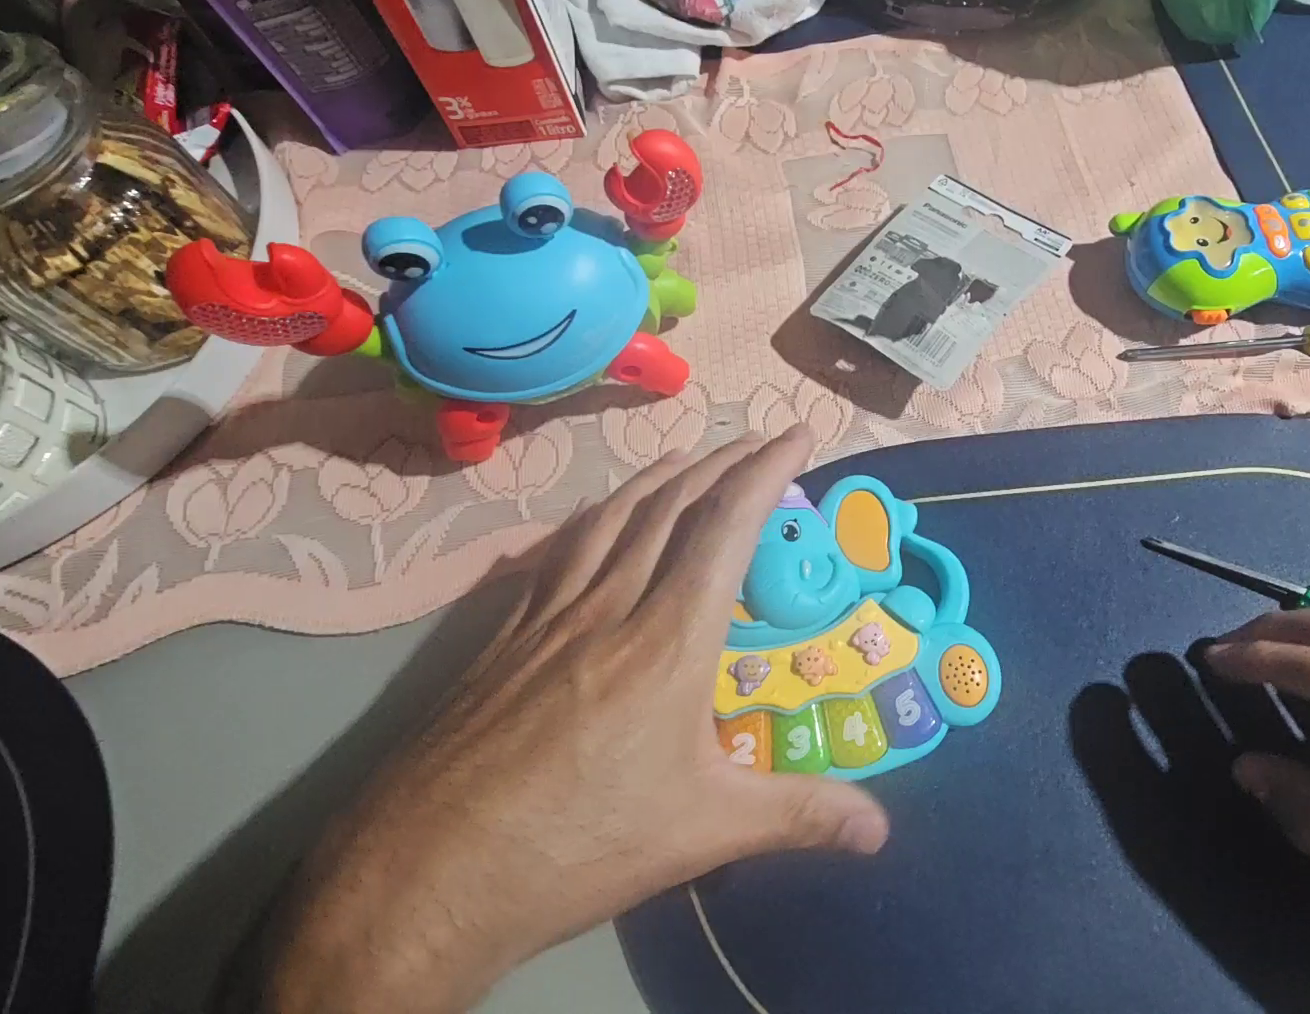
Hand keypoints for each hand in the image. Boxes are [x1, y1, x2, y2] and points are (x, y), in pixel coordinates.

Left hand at [258, 428, 887, 1013]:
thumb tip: (882, 831)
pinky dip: (595, 517)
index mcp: (669, 640)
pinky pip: (559, 551)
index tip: (797, 435)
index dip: (766, 472)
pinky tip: (596, 517)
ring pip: (611, 518)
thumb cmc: (581, 844)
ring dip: (658, 476)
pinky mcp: (504, 635)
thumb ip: (799, 816)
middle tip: (756, 438)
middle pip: (671, 507)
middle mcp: (611, 606)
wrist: (427, 873)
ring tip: (688, 454)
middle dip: (722, 461)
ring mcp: (550, 615)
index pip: (726, 528)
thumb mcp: (706, 832)